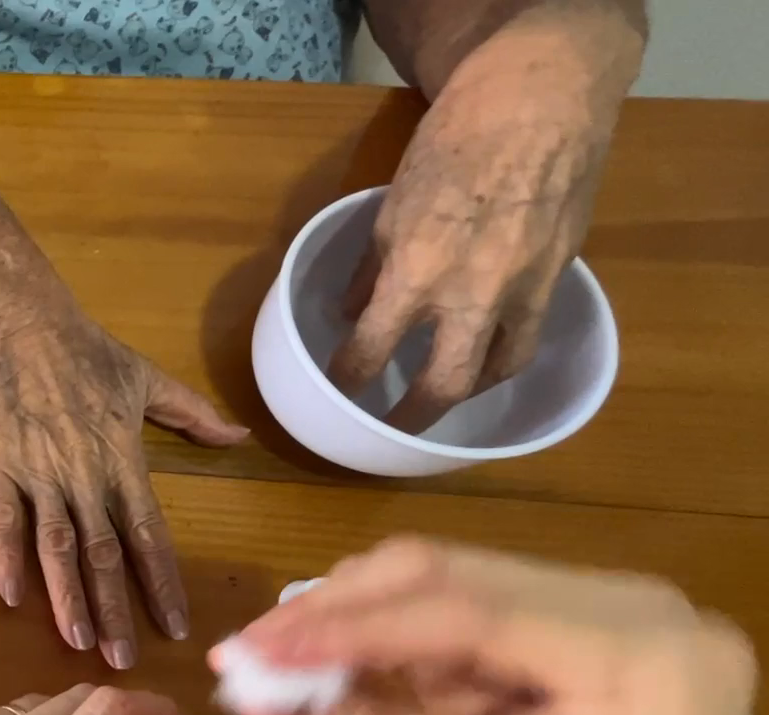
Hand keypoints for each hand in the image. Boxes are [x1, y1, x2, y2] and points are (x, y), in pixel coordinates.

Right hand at [0, 298, 246, 667]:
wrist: (22, 324)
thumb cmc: (85, 351)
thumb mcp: (147, 379)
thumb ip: (193, 414)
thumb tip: (239, 439)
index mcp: (123, 459)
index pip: (149, 533)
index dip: (161, 581)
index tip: (174, 625)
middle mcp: (84, 477)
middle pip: (103, 554)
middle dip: (115, 608)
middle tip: (124, 658)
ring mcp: (39, 475)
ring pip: (56, 547)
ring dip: (67, 597)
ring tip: (77, 640)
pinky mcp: (0, 469)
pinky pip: (3, 522)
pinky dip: (7, 559)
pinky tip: (11, 596)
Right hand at [219, 537, 757, 714]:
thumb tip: (262, 688)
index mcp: (643, 654)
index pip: (466, 611)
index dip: (351, 627)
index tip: (260, 649)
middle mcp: (616, 603)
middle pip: (435, 574)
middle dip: (329, 612)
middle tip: (249, 646)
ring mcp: (570, 603)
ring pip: (415, 583)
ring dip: (333, 626)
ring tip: (266, 670)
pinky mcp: (525, 616)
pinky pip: (420, 612)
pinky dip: (358, 646)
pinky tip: (309, 679)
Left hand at [329, 20, 634, 433]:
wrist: (537, 102)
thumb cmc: (447, 154)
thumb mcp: (386, 217)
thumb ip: (368, 276)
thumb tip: (351, 316)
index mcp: (416, 276)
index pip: (369, 351)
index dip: (345, 378)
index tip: (335, 390)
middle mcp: (473, 293)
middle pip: (445, 383)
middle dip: (414, 414)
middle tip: (392, 428)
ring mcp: (525, 285)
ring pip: (501, 365)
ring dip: (468, 390)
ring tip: (442, 398)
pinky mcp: (561, 272)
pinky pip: (531, 331)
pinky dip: (503, 352)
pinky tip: (482, 353)